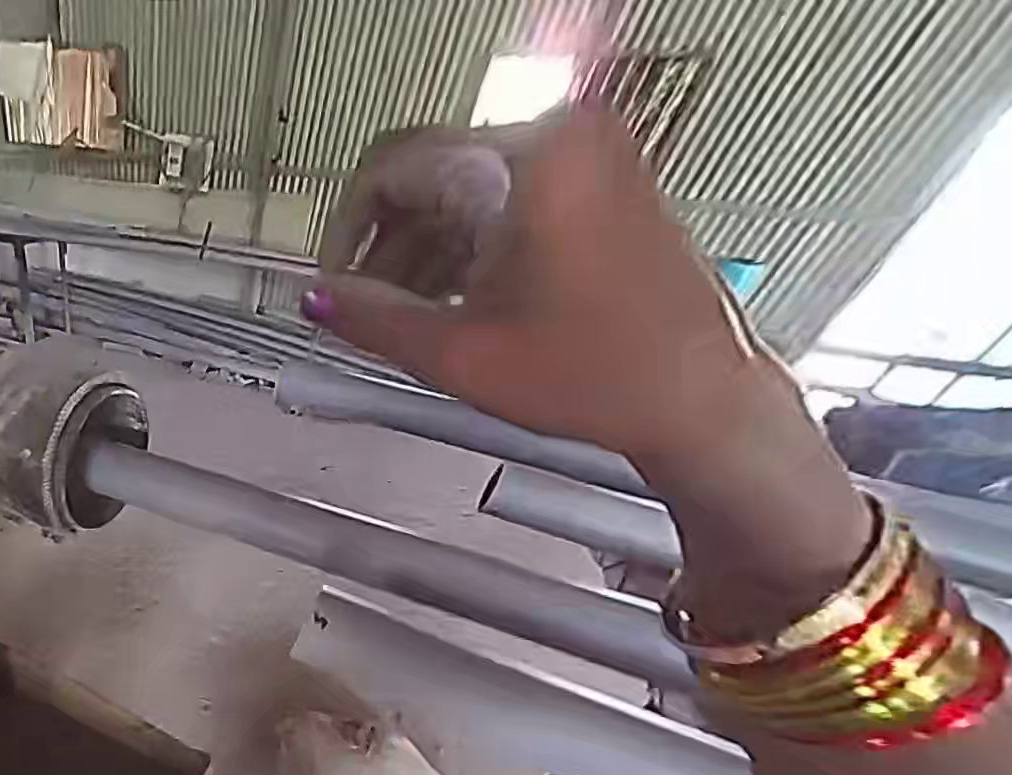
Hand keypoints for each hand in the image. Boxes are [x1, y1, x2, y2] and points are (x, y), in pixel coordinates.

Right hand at [307, 106, 869, 640]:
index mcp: (531, 157)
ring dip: (420, 255)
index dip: (347, 229)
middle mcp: (562, 138)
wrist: (695, 399)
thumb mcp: (461, 353)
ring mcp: (584, 161)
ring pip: (462, 194)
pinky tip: (447, 304)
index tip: (332, 279)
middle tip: (363, 307)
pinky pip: (500, 206)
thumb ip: (373, 320)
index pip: (395, 165)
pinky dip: (462, 252)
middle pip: (429, 177)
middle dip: (385, 249)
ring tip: (405, 318)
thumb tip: (316, 300)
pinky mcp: (592, 191)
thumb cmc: (603, 375)